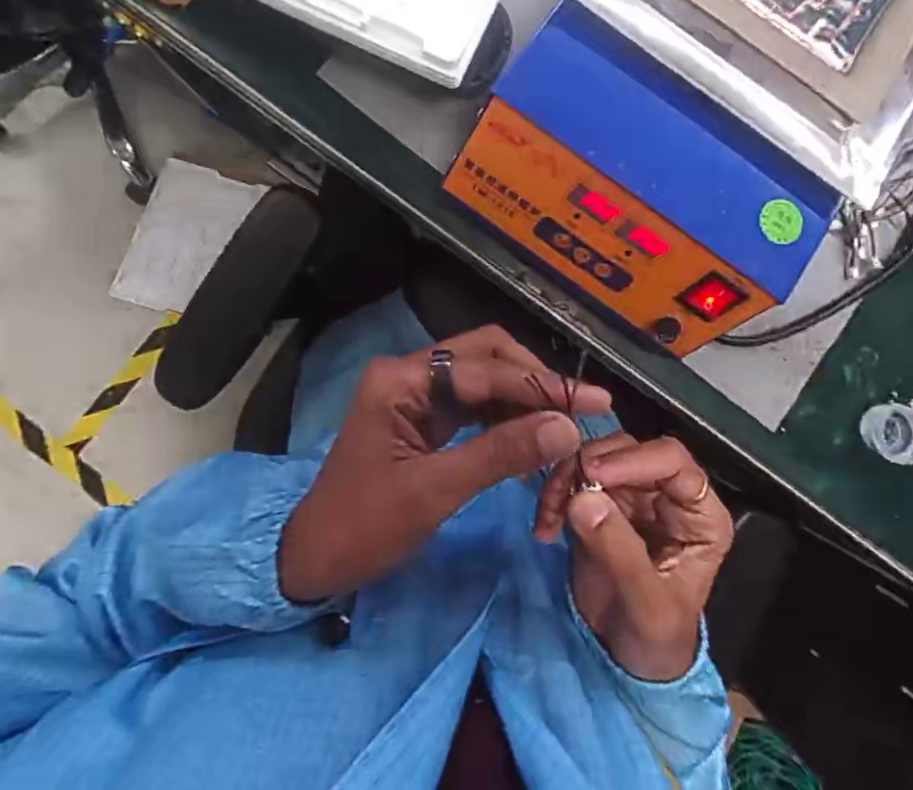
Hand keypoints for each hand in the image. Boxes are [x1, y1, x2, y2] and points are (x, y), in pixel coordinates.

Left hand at [278, 326, 611, 602]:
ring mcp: (413, 395)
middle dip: (533, 380)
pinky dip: (505, 418)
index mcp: (400, 380)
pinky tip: (535, 437)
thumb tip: (565, 427)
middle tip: (582, 410)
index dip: (539, 385)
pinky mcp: (421, 418)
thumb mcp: (434, 491)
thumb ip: (499, 454)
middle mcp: (407, 374)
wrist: (318, 555)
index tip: (594, 402)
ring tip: (567, 426)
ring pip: (481, 379)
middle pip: (483, 356)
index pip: (483, 368)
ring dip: (523, 399)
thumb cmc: (366, 525)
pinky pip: (472, 405)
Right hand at [534, 433, 733, 681]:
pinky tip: (544, 526)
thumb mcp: (646, 604)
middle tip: (560, 496)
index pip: (672, 460)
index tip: (591, 476)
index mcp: (698, 513)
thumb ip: (620, 551)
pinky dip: (552, 494)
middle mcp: (665, 494)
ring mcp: (629, 494)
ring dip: (564, 479)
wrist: (626, 657)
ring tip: (548, 518)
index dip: (633, 460)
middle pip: (626, 449)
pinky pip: (570, 478)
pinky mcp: (597, 502)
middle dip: (588, 467)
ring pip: (594, 457)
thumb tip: (583, 497)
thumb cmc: (656, 638)